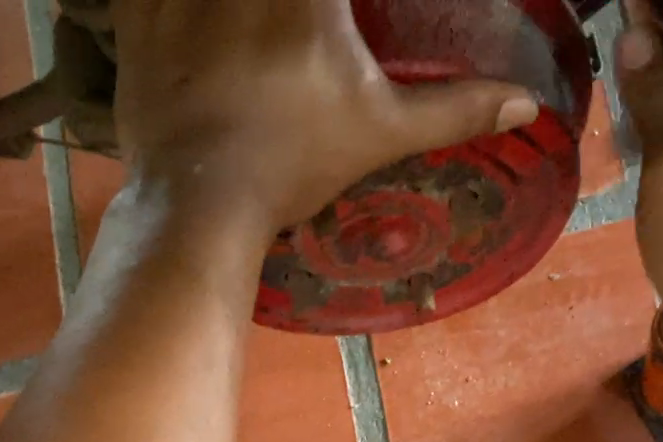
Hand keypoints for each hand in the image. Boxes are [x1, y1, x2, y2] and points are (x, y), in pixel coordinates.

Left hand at [112, 0, 538, 237]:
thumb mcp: (382, 132)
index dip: (345, 10)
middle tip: (302, 41)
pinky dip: (171, 5)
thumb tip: (526, 103)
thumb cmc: (297, 161)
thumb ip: (453, 109)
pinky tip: (201, 26)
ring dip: (240, 10)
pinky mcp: (136, 3)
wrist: (203, 201)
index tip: (345, 27)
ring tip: (257, 37)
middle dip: (297, 16)